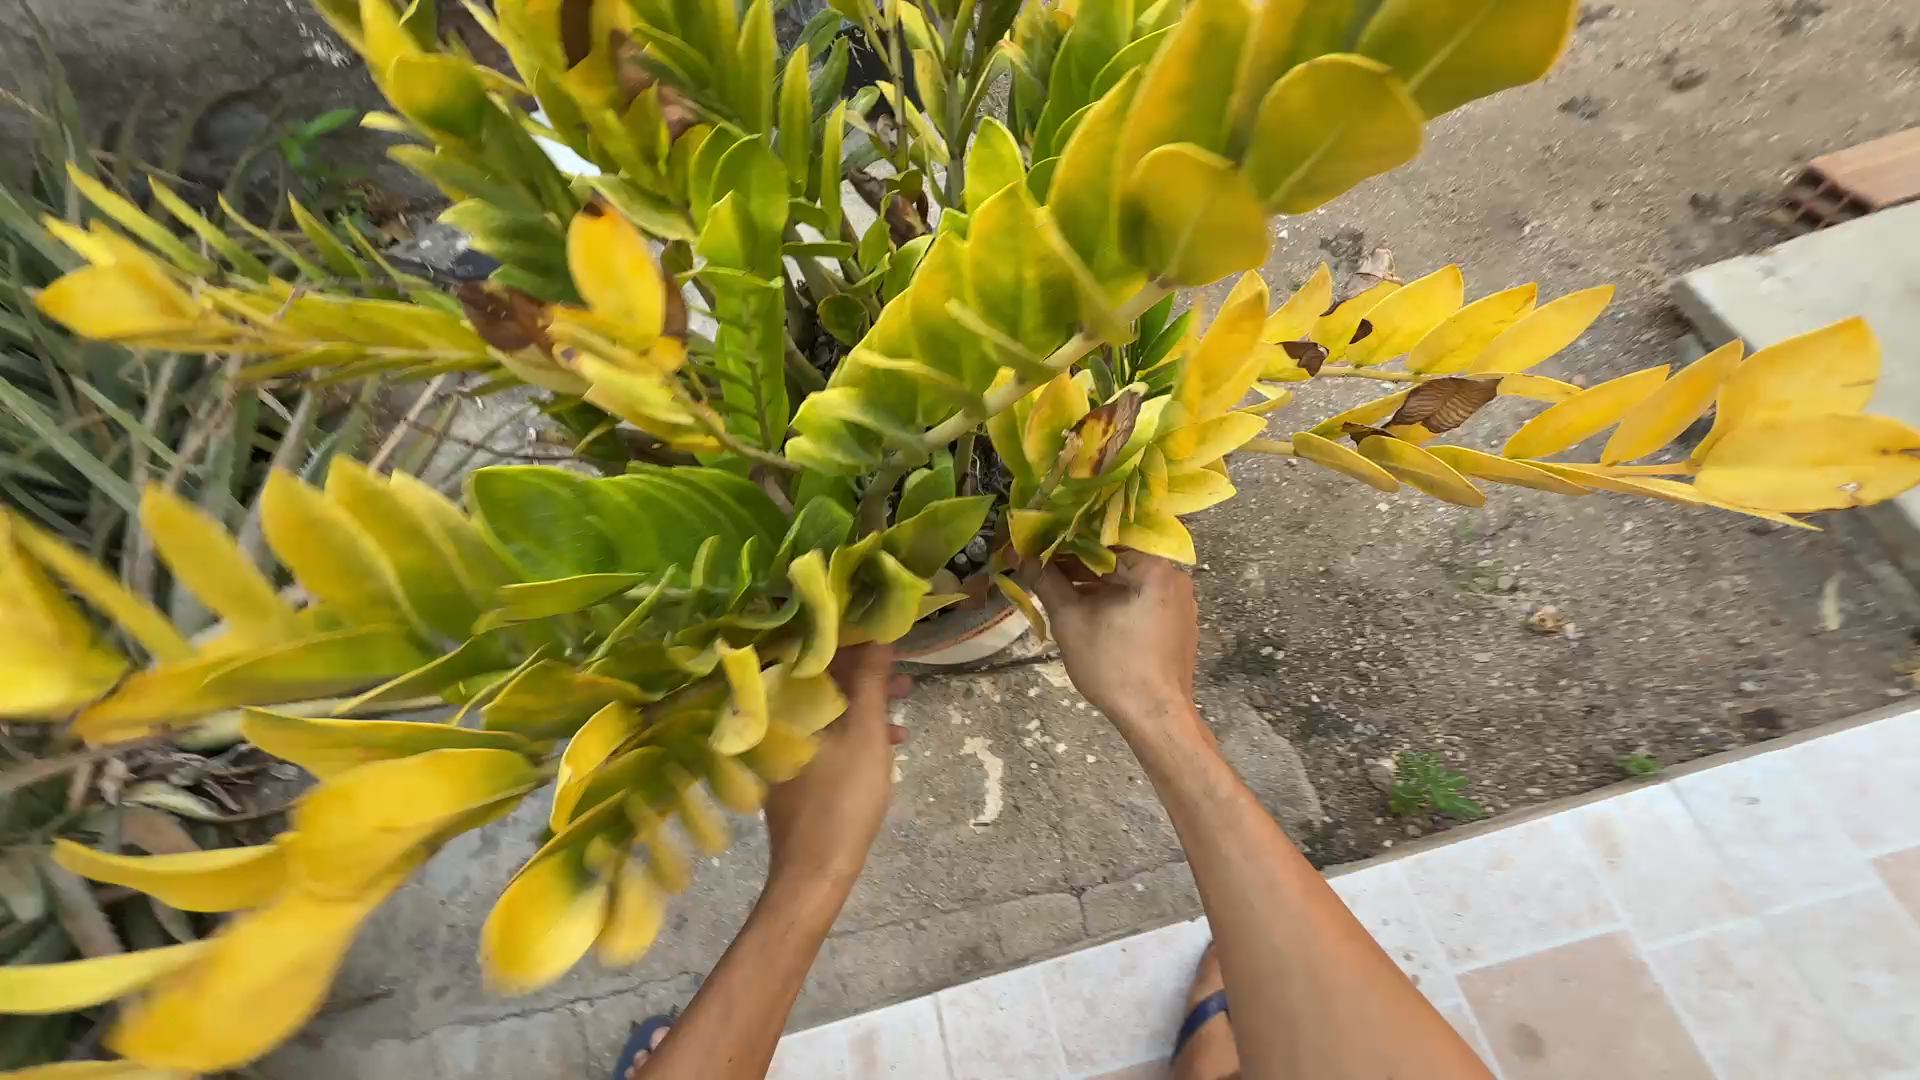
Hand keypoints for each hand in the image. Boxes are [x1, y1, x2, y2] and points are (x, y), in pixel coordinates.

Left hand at [762, 643, 909, 891]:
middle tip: (905, 676)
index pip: (817, 655)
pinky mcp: (793, 768)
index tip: (886, 638)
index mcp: (787, 704)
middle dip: (868, 675)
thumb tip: (876, 633)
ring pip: (829, 709)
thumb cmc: (844, 798)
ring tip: (906, 704)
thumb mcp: (867, 734)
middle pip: (825, 682)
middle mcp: (777, 718)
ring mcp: (783, 745)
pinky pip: (825, 733)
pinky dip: (854, 730)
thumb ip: (872, 681)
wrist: (816, 871)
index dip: (854, 643)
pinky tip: (887, 741)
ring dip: (867, 703)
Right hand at [1033, 550, 1199, 733]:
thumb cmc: (1113, 665)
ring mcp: (1180, 602)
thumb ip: (1044, 580)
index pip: (1103, 540)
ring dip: (1094, 583)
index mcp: (1154, 567)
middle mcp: (1174, 577)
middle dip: (1078, 564)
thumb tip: (1017, 553)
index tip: (1038, 545)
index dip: (1066, 542)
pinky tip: (1089, 611)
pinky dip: (1115, 599)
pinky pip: (1141, 599)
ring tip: (1060, 589)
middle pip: (1117, 559)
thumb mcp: (1070, 619)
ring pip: (1128, 580)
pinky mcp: (1178, 623)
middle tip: (1043, 568)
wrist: (1155, 717)